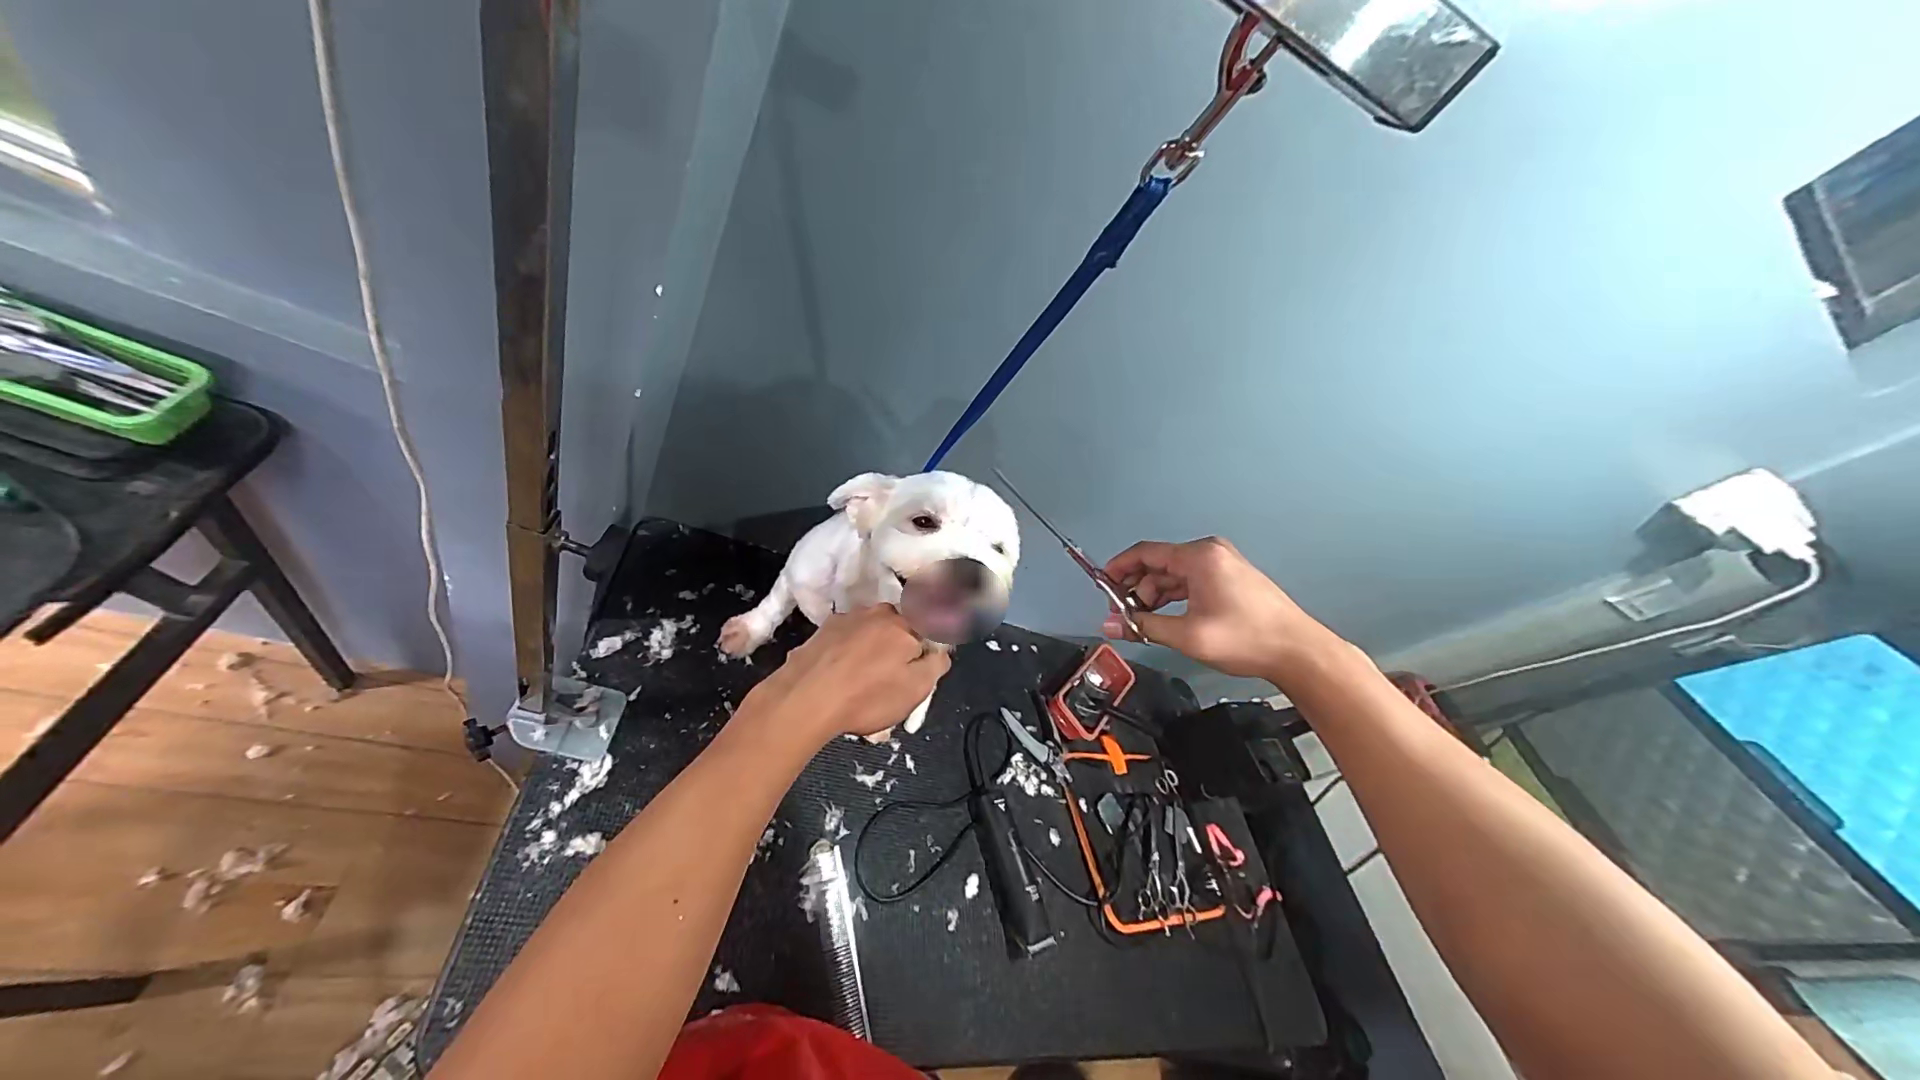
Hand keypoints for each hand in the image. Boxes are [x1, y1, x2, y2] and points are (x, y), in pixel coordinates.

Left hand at [740, 604, 949, 741]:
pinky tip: (844, 677)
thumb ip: (936, 665)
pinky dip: (850, 653)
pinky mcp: (821, 632)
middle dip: (904, 644)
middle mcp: (876, 614)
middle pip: (900, 625)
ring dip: (875, 649)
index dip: (935, 635)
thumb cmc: (865, 697)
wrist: (803, 700)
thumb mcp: (917, 689)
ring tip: (869, 682)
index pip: (931, 619)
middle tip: (900, 675)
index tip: (932, 653)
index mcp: (904, 624)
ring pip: (870, 632)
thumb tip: (940, 652)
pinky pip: (847, 640)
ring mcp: (846, 620)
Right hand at [1102, 537, 1351, 685]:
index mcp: (1199, 557)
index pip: (1144, 553)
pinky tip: (1162, 619)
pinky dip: (1171, 599)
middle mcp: (1209, 553)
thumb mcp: (1187, 635)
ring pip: (1171, 575)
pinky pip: (1188, 582)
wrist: (1296, 651)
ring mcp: (1220, 565)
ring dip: (1152, 597)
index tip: (1102, 586)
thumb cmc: (1248, 639)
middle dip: (1135, 589)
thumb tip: (1111, 625)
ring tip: (1141, 623)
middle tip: (1121, 614)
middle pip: (1157, 565)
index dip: (1118, 569)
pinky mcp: (1227, 579)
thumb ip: (1142, 627)